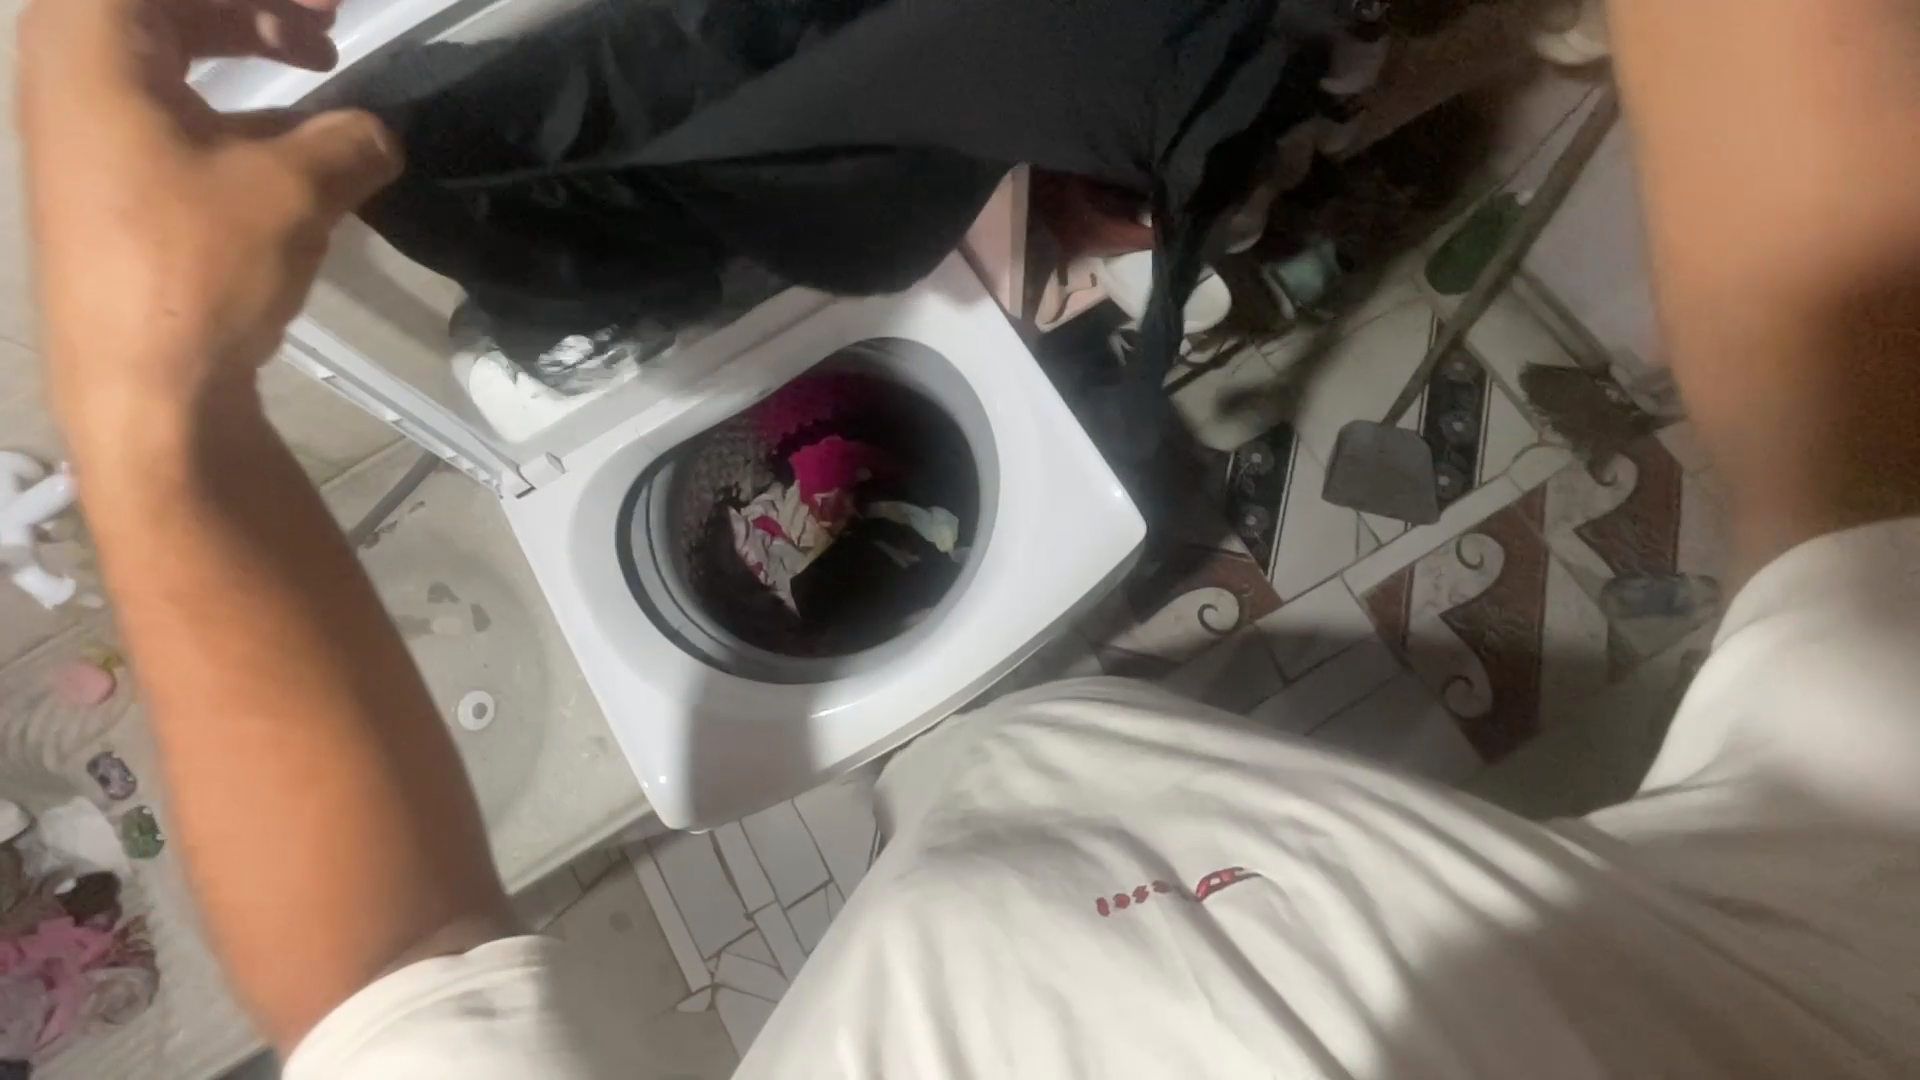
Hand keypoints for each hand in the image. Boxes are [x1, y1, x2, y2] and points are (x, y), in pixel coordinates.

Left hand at [16, 0, 401, 438]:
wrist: (145, 371)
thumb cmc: (201, 262)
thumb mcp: (294, 191)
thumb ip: (347, 143)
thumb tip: (379, 133)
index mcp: (92, 46)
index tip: (335, 10)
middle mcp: (73, 73)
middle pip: (161, 7)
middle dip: (251, 9)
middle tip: (330, 36)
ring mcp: (89, 130)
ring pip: (169, 59)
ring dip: (246, 58)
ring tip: (320, 84)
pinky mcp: (116, 181)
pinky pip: (175, 112)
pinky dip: (236, 110)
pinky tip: (293, 149)